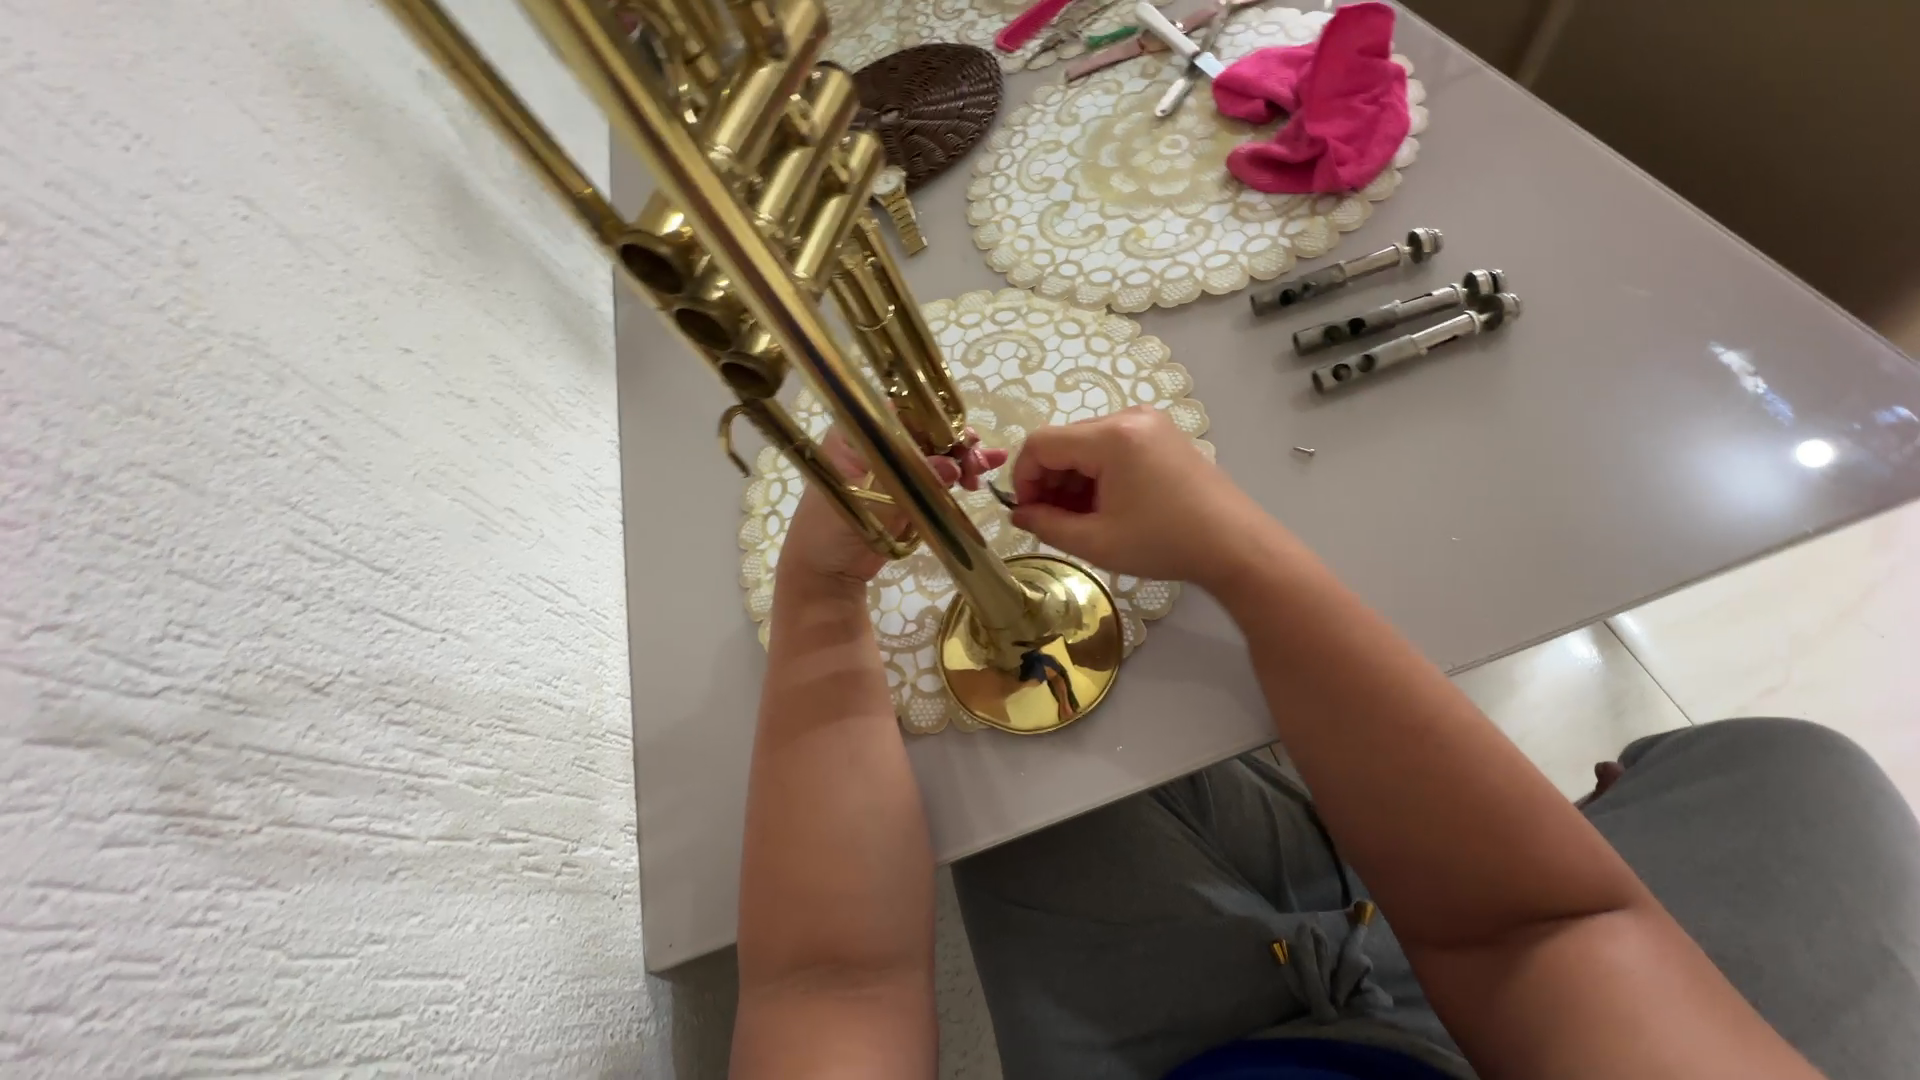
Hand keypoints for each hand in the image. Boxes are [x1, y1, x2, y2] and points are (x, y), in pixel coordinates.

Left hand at [780, 427, 1007, 588]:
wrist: (827, 572)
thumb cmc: (830, 531)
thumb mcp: (870, 502)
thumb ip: (909, 481)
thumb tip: (950, 465)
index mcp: (856, 434)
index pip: (901, 413)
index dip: (934, 421)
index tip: (959, 439)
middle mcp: (877, 443)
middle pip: (925, 430)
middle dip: (955, 441)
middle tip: (977, 461)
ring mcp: (895, 467)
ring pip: (936, 452)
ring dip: (963, 458)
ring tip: (984, 468)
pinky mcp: (908, 490)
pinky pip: (937, 477)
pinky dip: (959, 475)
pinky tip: (982, 475)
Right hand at [1010, 406, 1266, 586]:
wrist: (1235, 545)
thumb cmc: (1164, 543)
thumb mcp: (1096, 542)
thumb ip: (1047, 525)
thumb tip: (1019, 513)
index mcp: (1111, 437)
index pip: (1041, 443)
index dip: (1024, 478)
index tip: (1028, 514)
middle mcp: (1129, 417)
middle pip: (1064, 441)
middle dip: (1050, 481)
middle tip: (1053, 522)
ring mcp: (1149, 423)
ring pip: (1086, 445)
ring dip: (1073, 480)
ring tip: (1081, 519)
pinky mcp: (1162, 435)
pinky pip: (1111, 447)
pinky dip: (1097, 474)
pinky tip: (1105, 506)